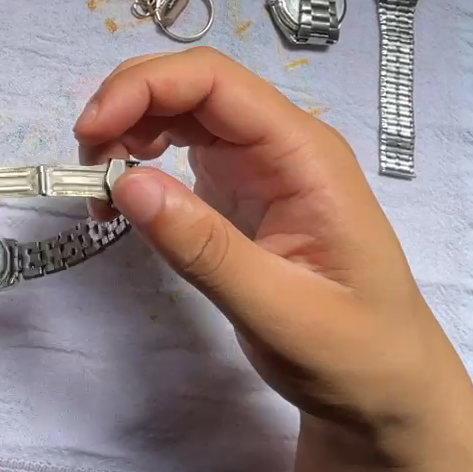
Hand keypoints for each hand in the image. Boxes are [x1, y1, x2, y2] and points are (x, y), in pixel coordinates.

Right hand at [74, 47, 472, 466]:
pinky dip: (134, 160)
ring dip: (124, 132)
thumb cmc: (353, 353)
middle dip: (125, 106)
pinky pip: (174, 146)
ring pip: (175, 110)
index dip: (144, 88)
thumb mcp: (280, 312)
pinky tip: (120, 198)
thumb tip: (125, 184)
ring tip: (98, 192)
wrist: (387, 390)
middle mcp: (276, 141)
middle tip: (85, 166)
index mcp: (301, 152)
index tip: (90, 132)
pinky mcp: (232, 184)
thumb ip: (205, 248)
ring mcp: (254, 160)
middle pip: (188, 85)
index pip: (214, 81)